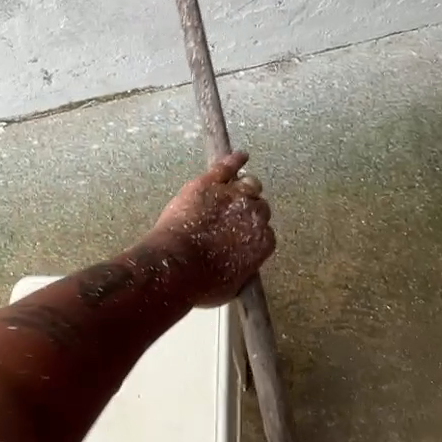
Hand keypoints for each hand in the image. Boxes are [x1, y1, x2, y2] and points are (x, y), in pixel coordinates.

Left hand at [144, 151, 274, 306]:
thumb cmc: (202, 282)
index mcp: (262, 241)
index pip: (266, 231)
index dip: (253, 233)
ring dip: (245, 188)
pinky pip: (228, 165)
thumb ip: (245, 267)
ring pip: (249, 183)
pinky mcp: (211, 183)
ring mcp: (233, 195)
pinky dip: (235, 159)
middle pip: (259, 206)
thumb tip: (242, 264)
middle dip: (250, 210)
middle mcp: (254, 214)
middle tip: (236, 217)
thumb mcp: (232, 285)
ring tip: (237, 190)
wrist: (176, 265)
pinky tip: (240, 156)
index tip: (243, 236)